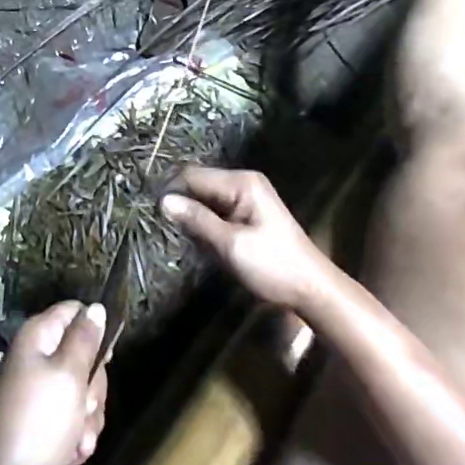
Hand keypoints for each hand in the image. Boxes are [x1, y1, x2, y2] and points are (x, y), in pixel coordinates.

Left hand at [0, 300, 110, 464]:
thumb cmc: (39, 421)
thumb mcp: (69, 374)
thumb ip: (85, 338)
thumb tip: (96, 306)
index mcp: (38, 335)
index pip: (74, 311)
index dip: (94, 328)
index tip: (106, 355)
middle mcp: (38, 357)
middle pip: (84, 353)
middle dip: (93, 384)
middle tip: (83, 403)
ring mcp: (40, 390)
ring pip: (83, 389)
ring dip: (88, 415)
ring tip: (77, 436)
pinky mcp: (44, 421)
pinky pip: (74, 416)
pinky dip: (79, 434)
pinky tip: (73, 451)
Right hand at [161, 168, 335, 311]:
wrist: (313, 288)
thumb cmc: (273, 266)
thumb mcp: (231, 245)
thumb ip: (197, 220)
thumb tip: (163, 201)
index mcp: (242, 183)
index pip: (194, 175)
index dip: (171, 190)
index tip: (151, 211)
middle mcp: (243, 182)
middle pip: (199, 183)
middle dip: (181, 203)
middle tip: (162, 226)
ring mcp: (247, 196)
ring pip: (206, 198)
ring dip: (192, 215)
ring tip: (179, 235)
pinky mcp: (248, 212)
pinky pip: (217, 209)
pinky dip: (205, 223)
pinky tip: (200, 240)